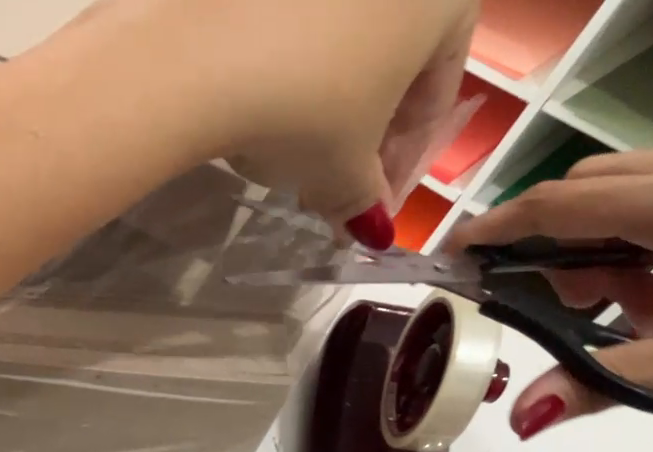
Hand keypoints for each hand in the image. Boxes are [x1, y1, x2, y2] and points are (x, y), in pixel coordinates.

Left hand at [39, 0, 477, 244]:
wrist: (207, 57)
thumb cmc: (306, 109)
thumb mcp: (340, 170)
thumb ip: (362, 198)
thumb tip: (369, 228)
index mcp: (446, 0)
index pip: (433, 102)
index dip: (400, 169)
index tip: (371, 210)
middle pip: (387, 68)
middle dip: (357, 138)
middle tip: (325, 191)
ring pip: (338, 48)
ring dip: (319, 107)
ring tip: (282, 156)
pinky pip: (289, 30)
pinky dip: (280, 73)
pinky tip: (252, 110)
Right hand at [453, 135, 652, 438]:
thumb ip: (608, 382)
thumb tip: (521, 419)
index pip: (562, 203)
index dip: (496, 229)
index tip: (452, 258)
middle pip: (592, 182)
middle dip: (552, 237)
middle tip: (564, 302)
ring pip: (635, 182)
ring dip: (602, 237)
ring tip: (630, 302)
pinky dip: (649, 232)